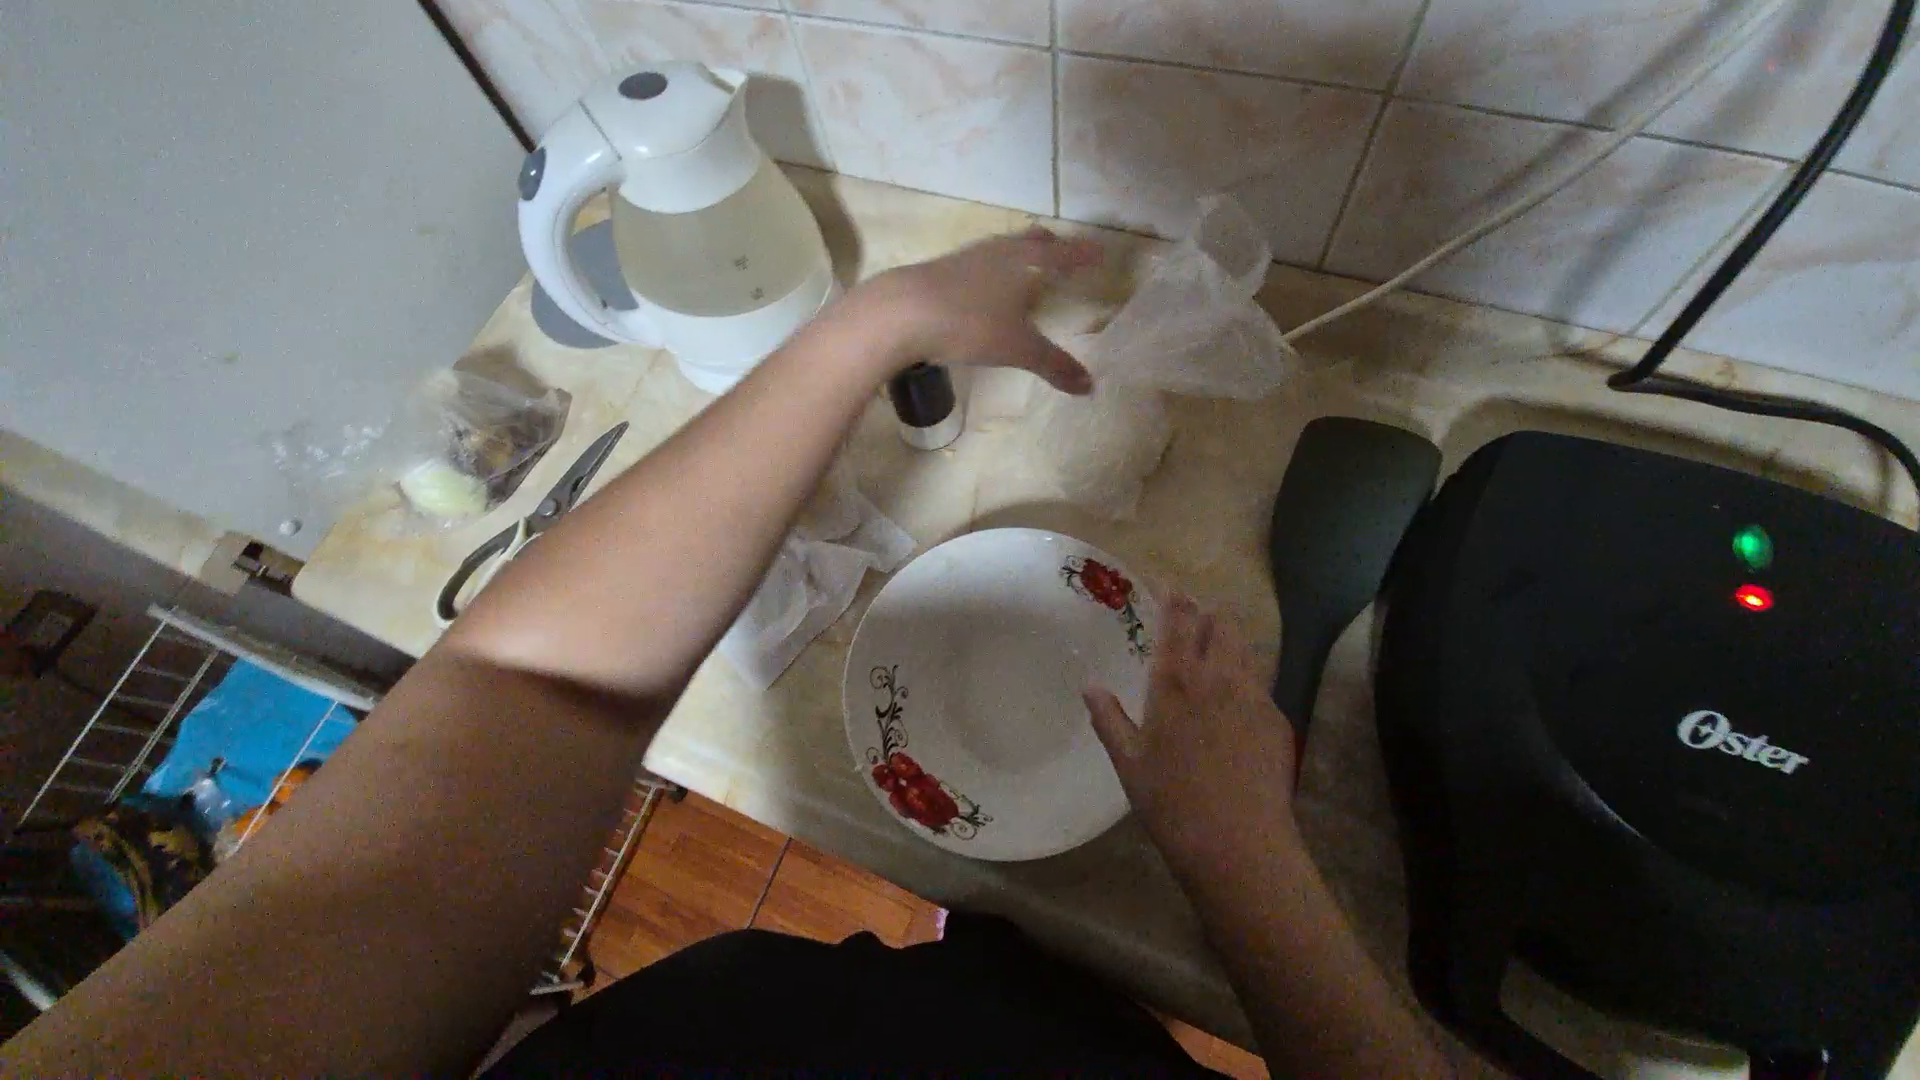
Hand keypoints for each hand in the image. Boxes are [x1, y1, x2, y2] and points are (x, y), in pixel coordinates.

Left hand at [834, 226, 1102, 393]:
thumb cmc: (970, 325)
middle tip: (1065, 255)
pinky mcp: (943, 269)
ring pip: (1005, 248)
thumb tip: (1089, 386)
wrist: (902, 312)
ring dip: (1020, 254)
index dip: (1084, 254)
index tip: (1101, 251)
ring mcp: (970, 256)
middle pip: (1033, 241)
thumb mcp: (1017, 349)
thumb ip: (1053, 365)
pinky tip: (985, 285)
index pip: (1066, 254)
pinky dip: (994, 268)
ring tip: (1027, 267)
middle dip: (1053, 247)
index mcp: (1028, 262)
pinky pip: (980, 262)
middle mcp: (1002, 251)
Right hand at [1084, 594, 1302, 883]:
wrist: (1239, 845)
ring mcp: (1254, 697)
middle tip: (1190, 618)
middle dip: (1206, 612)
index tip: (1164, 585)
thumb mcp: (1128, 762)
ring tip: (1214, 651)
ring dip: (1229, 640)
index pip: (1178, 620)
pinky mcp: (1277, 721)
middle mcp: (1218, 677)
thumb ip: (1109, 718)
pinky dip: (1244, 678)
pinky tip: (1233, 703)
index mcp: (1176, 682)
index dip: (1172, 596)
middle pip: (1221, 623)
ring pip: (1245, 649)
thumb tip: (1090, 686)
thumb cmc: (1171, 802)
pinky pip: (1260, 684)